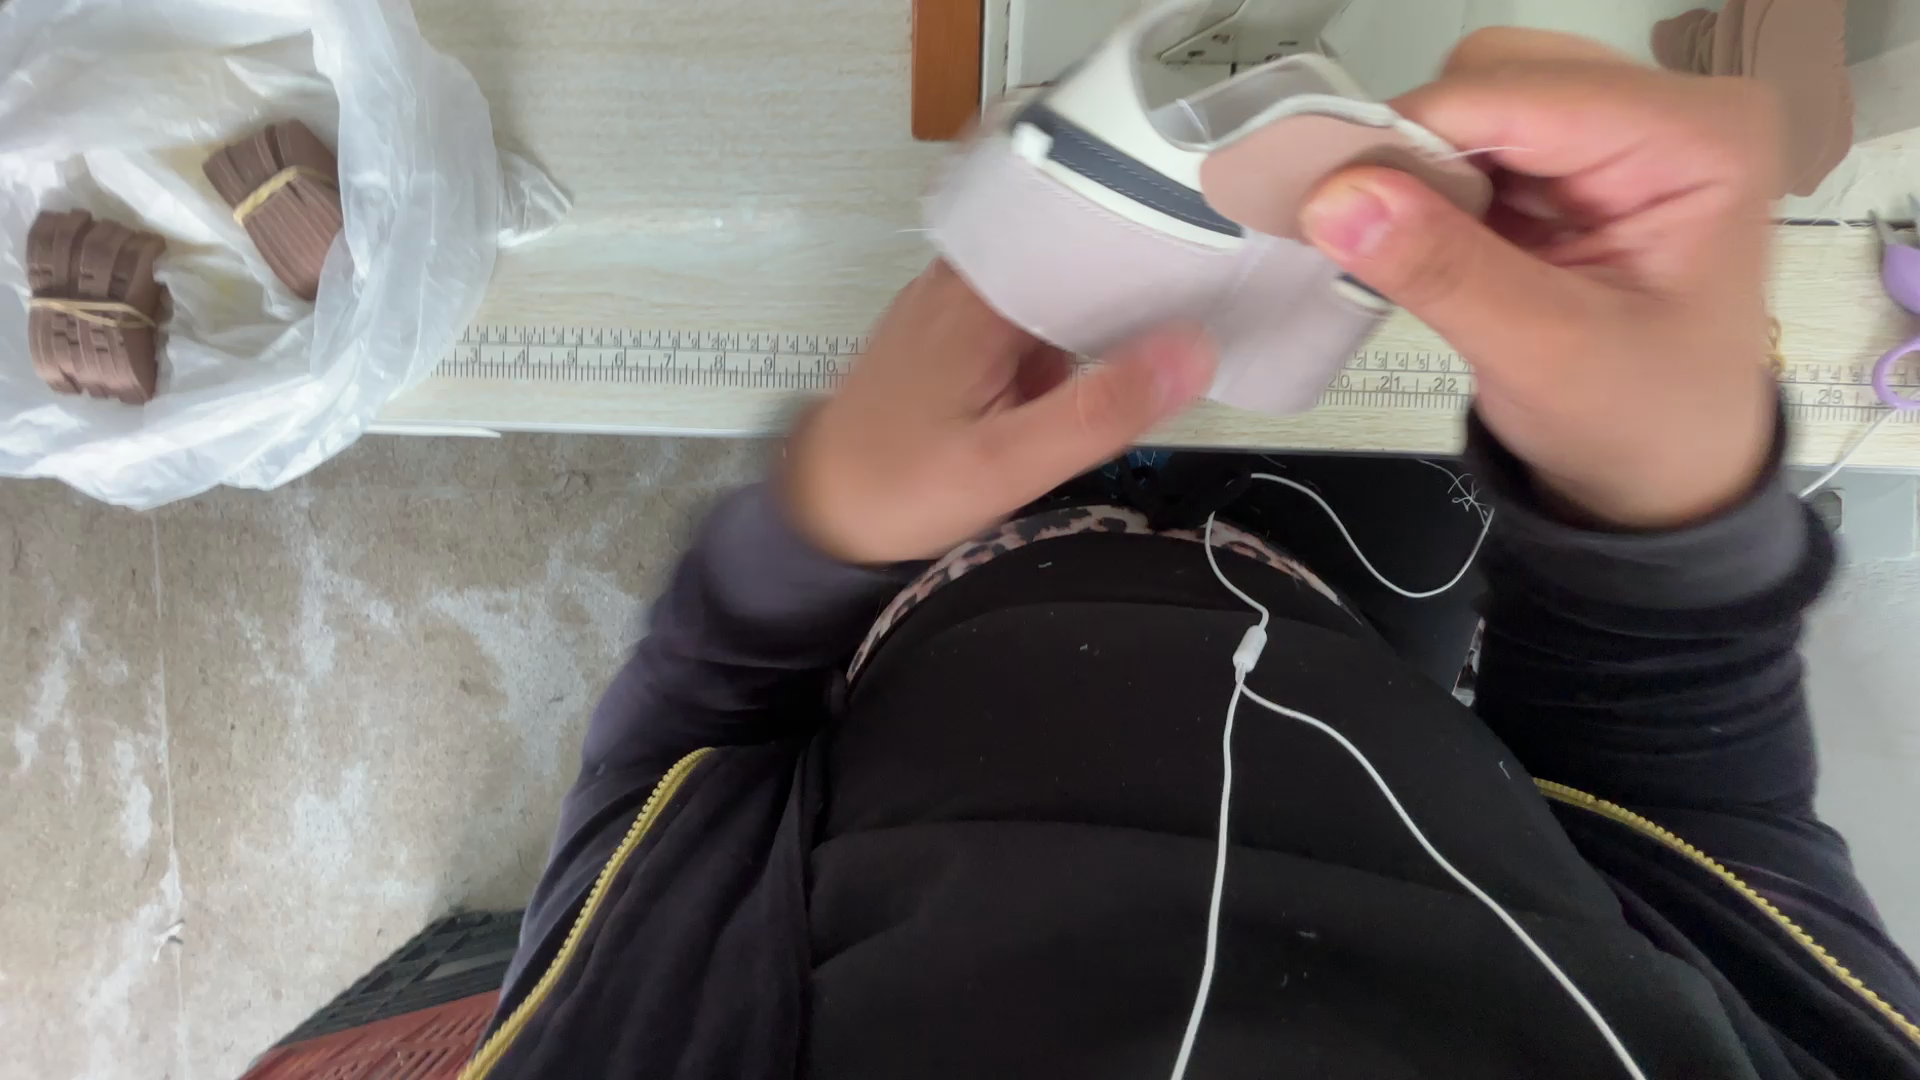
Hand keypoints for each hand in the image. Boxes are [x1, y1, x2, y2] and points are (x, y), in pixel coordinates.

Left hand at [784, 262, 1217, 563]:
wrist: (821, 511)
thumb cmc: (895, 488)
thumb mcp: (1005, 465)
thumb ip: (1097, 411)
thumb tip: (1190, 354)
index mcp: (980, 293)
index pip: (1090, 234)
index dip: (1156, 250)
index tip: (1209, 272)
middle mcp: (963, 284)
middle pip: (1071, 259)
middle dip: (1128, 293)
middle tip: (1184, 326)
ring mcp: (952, 309)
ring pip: (1049, 296)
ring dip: (1088, 329)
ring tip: (1124, 365)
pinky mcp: (948, 340)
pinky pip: (1020, 324)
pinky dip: (1050, 351)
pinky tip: (1055, 391)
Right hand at [1300, 29, 1781, 527]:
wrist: (1651, 467)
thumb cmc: (1625, 415)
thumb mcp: (1536, 349)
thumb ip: (1439, 269)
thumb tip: (1332, 198)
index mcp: (1689, 137)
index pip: (1516, 92)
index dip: (1408, 134)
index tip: (1323, 201)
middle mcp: (1654, 116)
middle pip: (1494, 76)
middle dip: (1414, 147)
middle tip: (1371, 233)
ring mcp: (1605, 146)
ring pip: (1472, 109)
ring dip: (1413, 171)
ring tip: (1396, 248)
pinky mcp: (1559, 183)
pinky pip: (1466, 155)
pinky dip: (1420, 193)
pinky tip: (1412, 246)